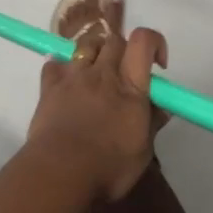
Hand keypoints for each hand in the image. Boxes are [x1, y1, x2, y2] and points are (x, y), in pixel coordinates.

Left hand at [25, 25, 167, 200]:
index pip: (143, 41)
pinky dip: (61, 69)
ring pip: (86, 44)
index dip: (153, 42)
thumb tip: (163, 106)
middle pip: (115, 40)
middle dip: (123, 51)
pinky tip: (65, 85)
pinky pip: (54, 64)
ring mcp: (74, 76)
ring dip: (94, 54)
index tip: (157, 63)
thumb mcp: (142, 152)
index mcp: (129, 86)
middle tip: (124, 74)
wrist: (60, 172)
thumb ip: (153, 123)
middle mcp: (102, 72)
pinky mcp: (50, 86)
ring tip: (95, 75)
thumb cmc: (108, 167)